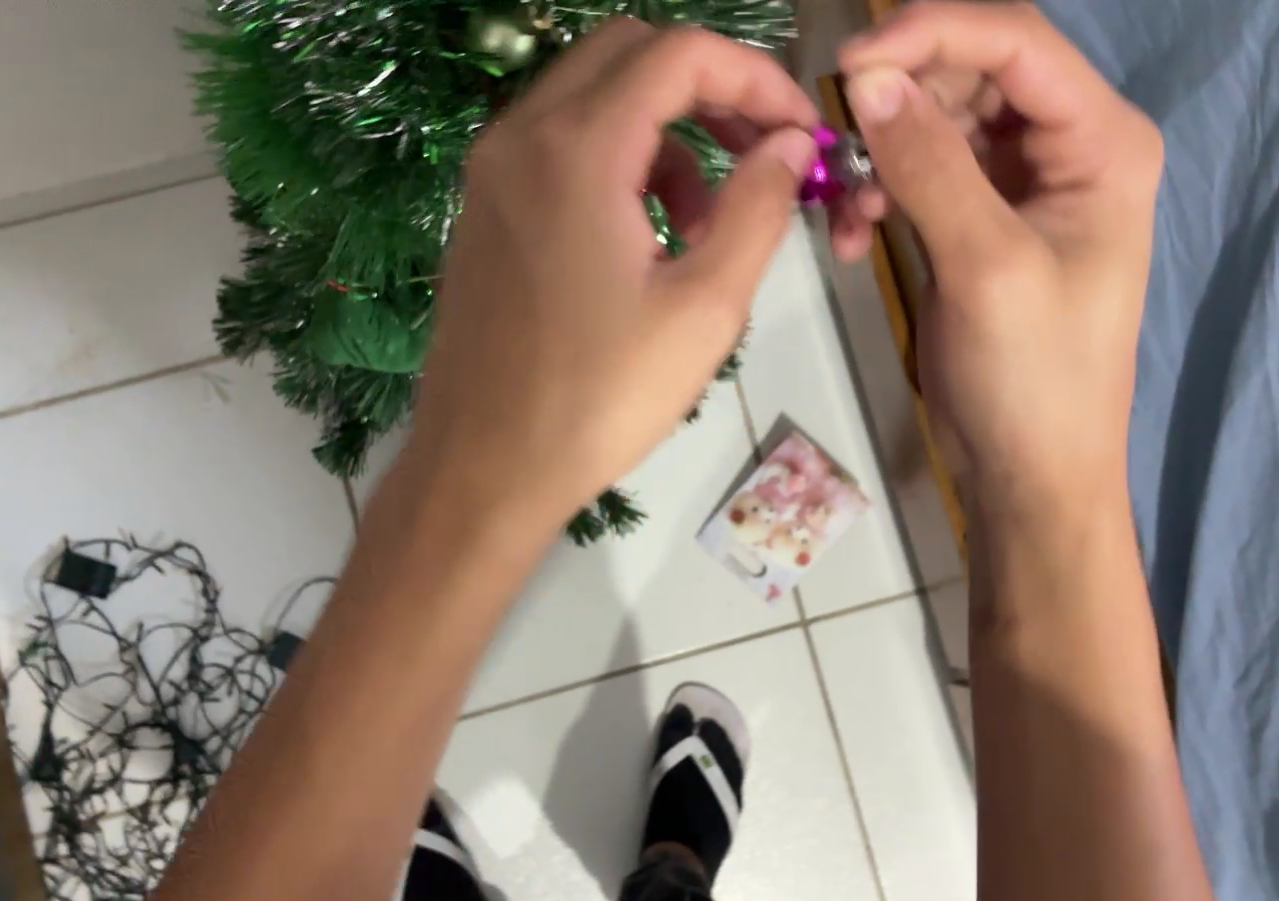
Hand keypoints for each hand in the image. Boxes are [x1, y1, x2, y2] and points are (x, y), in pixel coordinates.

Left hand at [408, 19, 818, 531]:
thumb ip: (760, 209)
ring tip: (703, 223)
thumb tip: (790, 145)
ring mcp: (488, 178)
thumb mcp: (704, 310)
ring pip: (588, 103)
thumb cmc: (599, 401)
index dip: (756, 78)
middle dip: (706, 92)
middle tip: (755, 157)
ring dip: (660, 136)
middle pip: (628, 57)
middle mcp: (518, 138)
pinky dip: (611, 167)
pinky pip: (553, 153)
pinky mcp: (479, 218)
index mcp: (576, 149)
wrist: (486, 470)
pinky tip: (641, 242)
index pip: (680, 52)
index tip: (799, 132)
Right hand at [839, 2, 1162, 524]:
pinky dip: (879, 201)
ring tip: (846, 220)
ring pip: (935, 132)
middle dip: (897, 108)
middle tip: (834, 151)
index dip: (930, 35)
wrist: (1030, 470)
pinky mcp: (974, 231)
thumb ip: (930, 168)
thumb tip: (867, 83)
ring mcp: (1015, 193)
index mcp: (1099, 142)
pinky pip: (919, 184)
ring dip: (879, 163)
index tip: (846, 69)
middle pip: (969, 78)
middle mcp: (1062, 151)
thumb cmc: (1032, 376)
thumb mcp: (985, 266)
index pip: (1015, 44)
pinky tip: (854, 241)